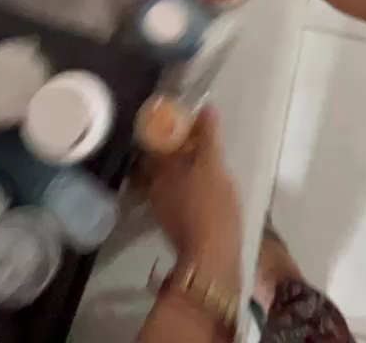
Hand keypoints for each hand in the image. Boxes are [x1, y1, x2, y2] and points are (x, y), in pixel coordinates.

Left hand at [137, 108, 242, 276]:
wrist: (211, 258)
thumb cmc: (212, 205)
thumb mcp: (213, 165)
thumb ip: (208, 135)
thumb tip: (205, 108)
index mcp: (158, 167)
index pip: (153, 138)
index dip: (164, 125)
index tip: (179, 116)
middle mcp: (152, 183)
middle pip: (156, 157)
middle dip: (169, 145)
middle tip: (189, 135)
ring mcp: (160, 204)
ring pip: (162, 175)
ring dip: (175, 164)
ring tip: (194, 157)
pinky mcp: (171, 221)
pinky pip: (171, 191)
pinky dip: (180, 182)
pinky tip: (194, 183)